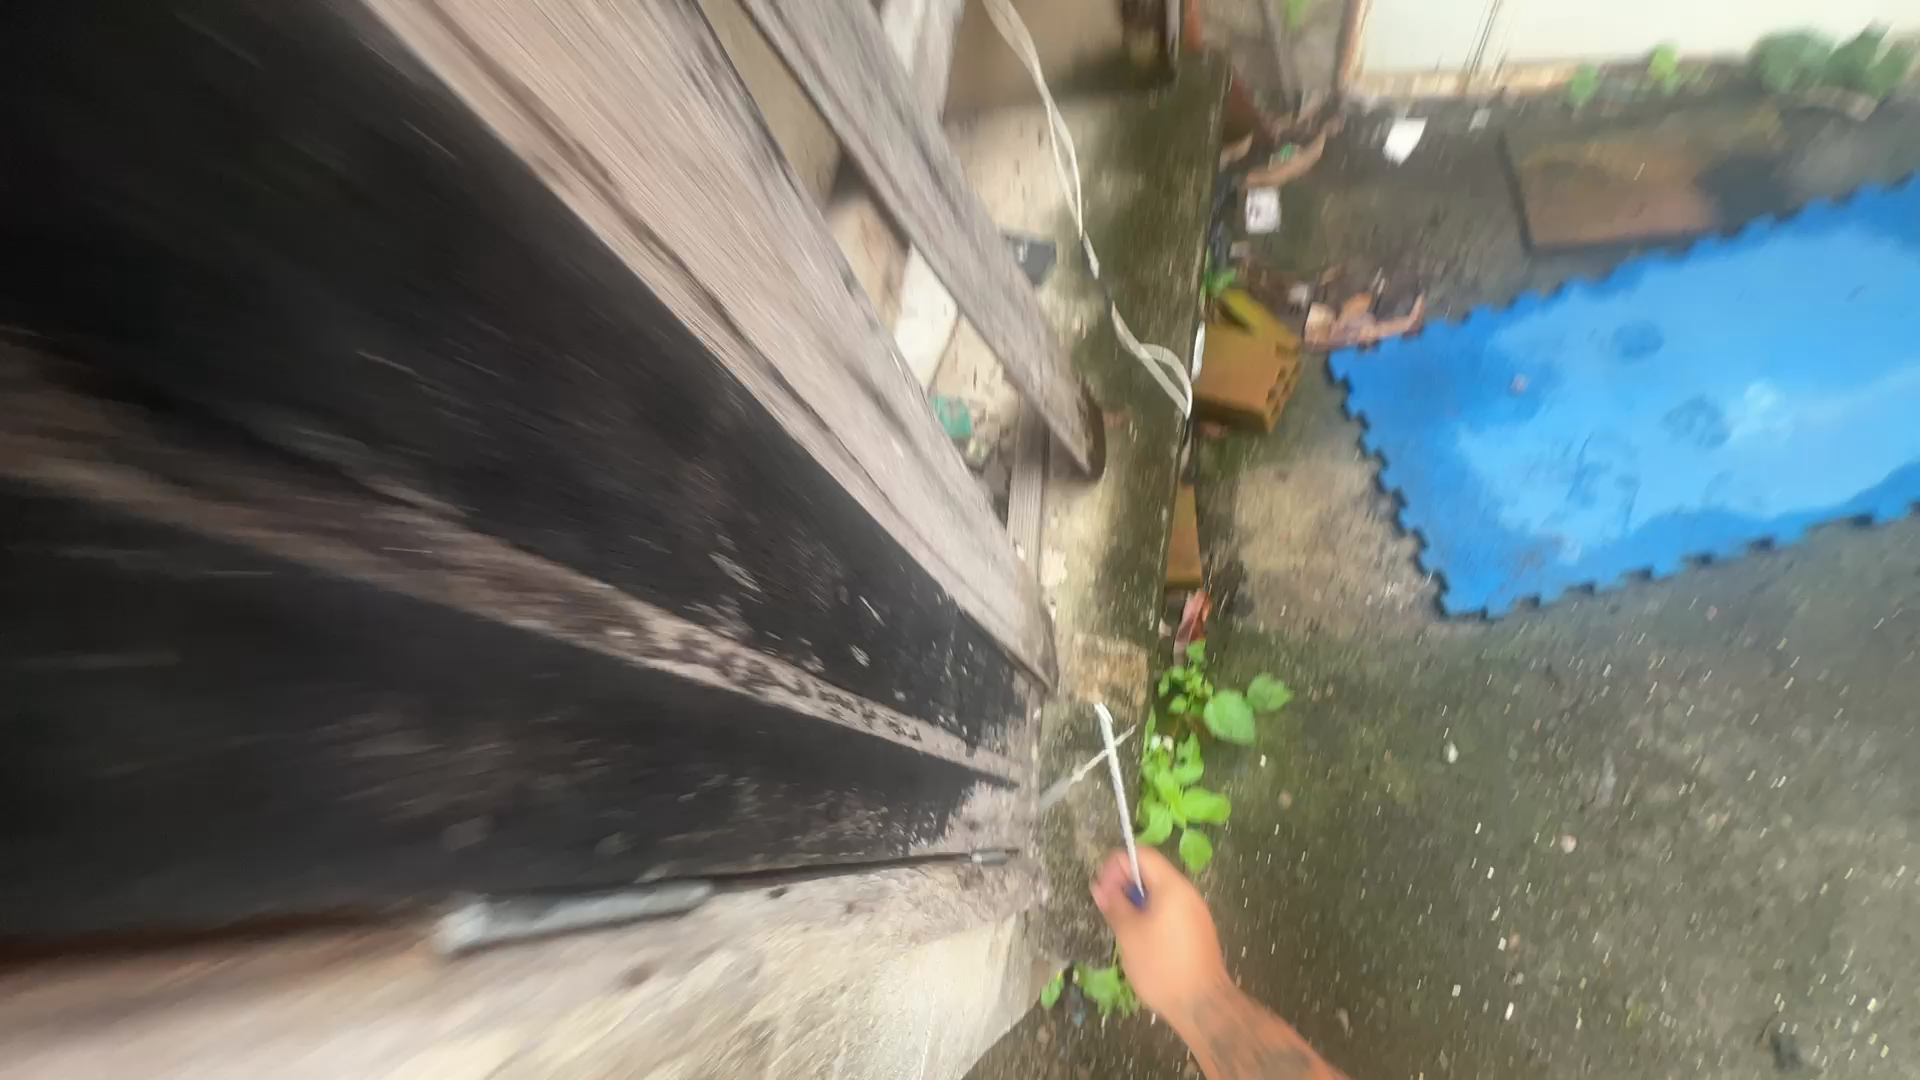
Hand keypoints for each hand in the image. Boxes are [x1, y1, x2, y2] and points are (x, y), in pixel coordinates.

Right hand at [1090, 846, 1230, 1025]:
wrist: (1203, 1008)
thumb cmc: (1162, 966)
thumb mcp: (1129, 933)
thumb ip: (1113, 903)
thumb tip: (1100, 885)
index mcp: (1171, 886)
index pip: (1141, 855)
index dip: (1117, 865)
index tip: (1103, 889)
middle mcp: (1187, 893)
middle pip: (1151, 873)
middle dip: (1125, 885)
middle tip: (1109, 908)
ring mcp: (1196, 913)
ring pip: (1159, 894)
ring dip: (1137, 902)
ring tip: (1123, 927)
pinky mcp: (1198, 932)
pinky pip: (1170, 911)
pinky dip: (1152, 916)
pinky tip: (1142, 941)